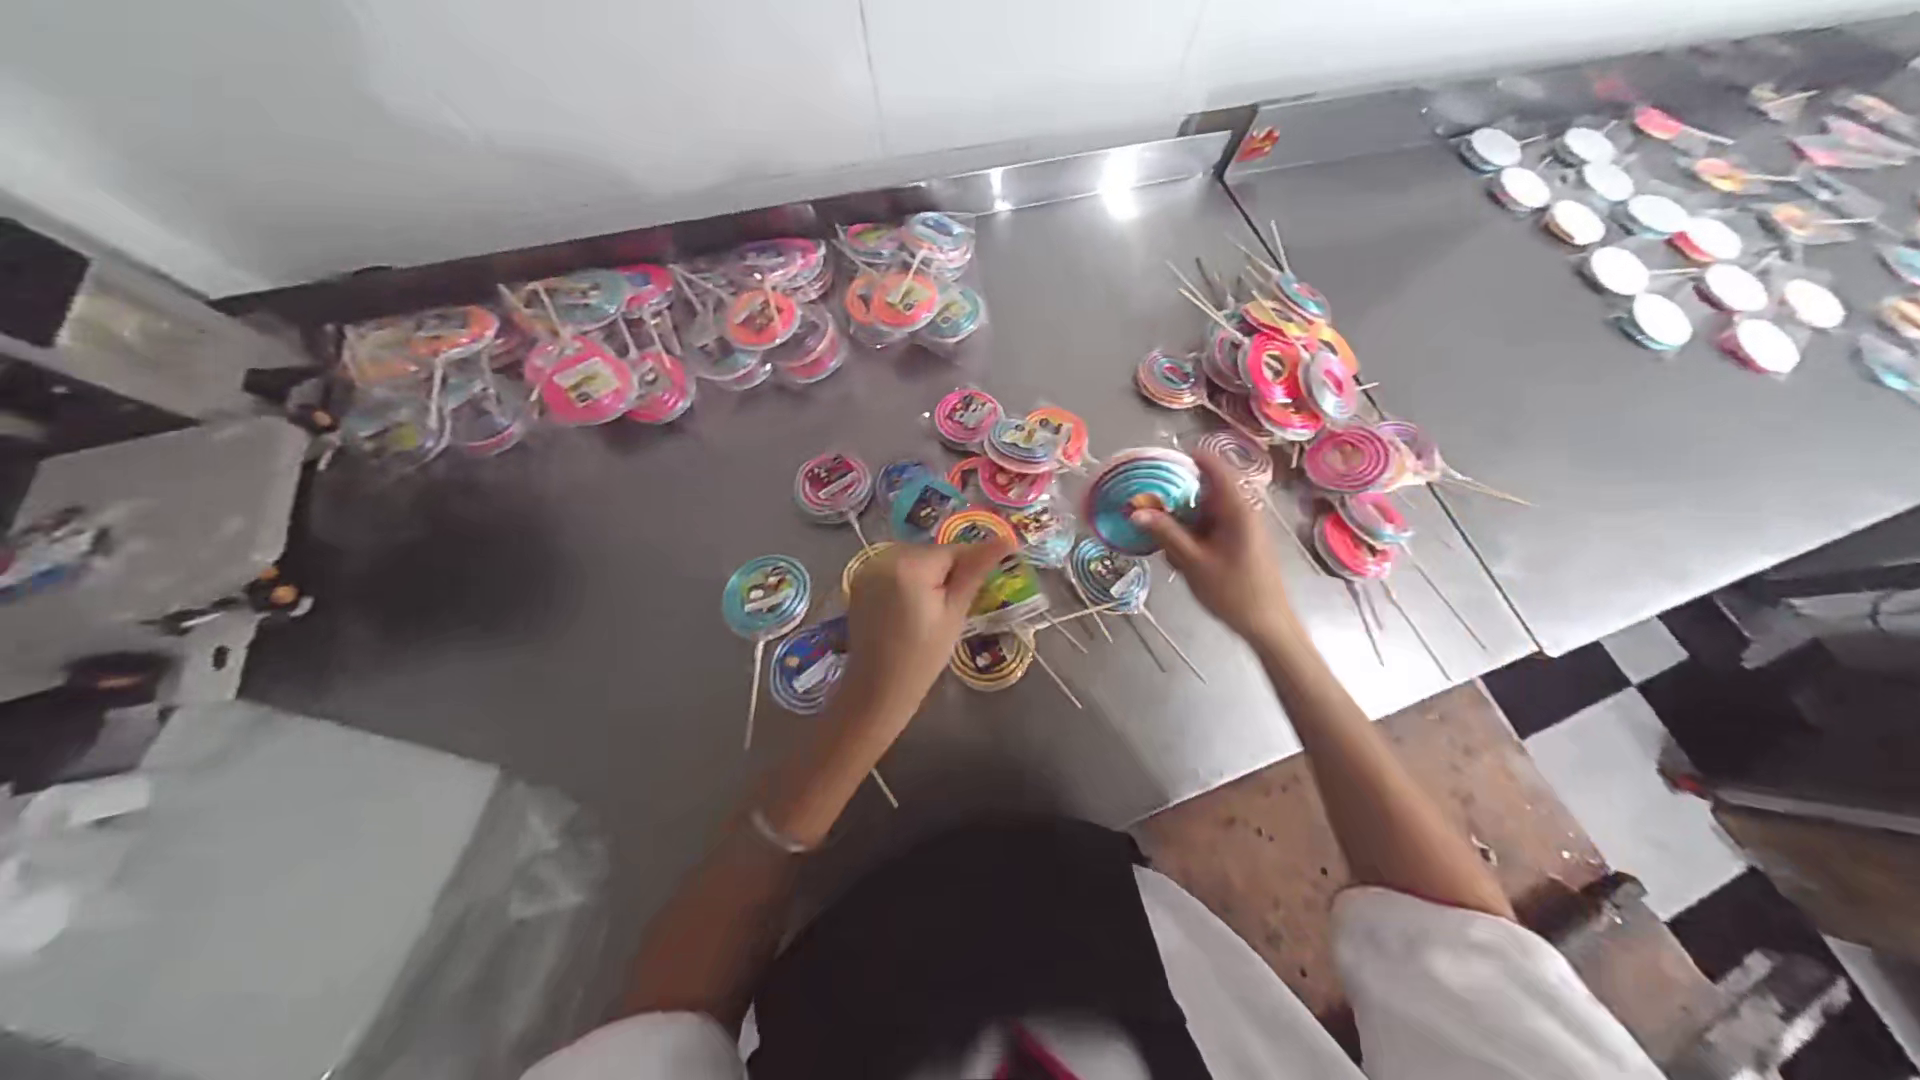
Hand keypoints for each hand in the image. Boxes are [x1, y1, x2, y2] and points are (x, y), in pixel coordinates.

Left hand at [840, 538, 1013, 739]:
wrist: (878, 688)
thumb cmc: (923, 656)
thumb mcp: (955, 612)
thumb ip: (976, 570)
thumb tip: (1006, 539)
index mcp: (909, 564)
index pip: (954, 550)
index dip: (971, 568)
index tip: (979, 590)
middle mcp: (884, 556)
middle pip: (932, 553)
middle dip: (946, 573)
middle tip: (951, 608)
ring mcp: (868, 567)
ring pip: (914, 560)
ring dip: (927, 576)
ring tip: (930, 611)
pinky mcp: (860, 580)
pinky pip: (894, 569)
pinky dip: (907, 581)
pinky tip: (909, 610)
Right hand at [1131, 451, 1298, 644]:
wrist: (1267, 624)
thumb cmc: (1233, 591)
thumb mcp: (1193, 562)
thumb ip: (1166, 534)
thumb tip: (1137, 512)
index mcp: (1236, 510)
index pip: (1215, 468)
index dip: (1191, 457)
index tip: (1163, 456)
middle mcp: (1242, 513)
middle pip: (1206, 491)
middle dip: (1177, 498)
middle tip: (1148, 504)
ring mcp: (1242, 529)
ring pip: (1206, 514)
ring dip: (1183, 523)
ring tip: (1162, 540)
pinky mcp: (1240, 544)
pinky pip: (1211, 530)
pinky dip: (1193, 537)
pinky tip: (1179, 558)